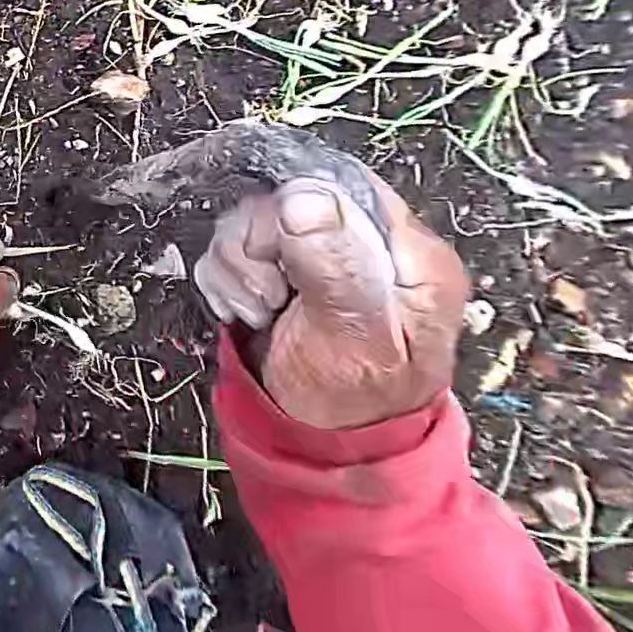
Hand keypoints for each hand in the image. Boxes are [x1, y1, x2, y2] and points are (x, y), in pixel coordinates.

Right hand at [195, 175, 467, 428]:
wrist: (315, 448)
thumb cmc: (350, 402)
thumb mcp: (354, 340)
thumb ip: (337, 268)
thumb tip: (305, 195)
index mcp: (405, 250)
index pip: (345, 183)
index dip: (301, 205)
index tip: (281, 251)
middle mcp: (360, 240)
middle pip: (287, 196)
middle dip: (260, 245)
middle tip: (271, 296)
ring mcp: (314, 252)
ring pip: (250, 218)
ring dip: (239, 267)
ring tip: (261, 310)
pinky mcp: (277, 267)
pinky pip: (231, 246)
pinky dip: (227, 277)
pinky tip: (246, 310)